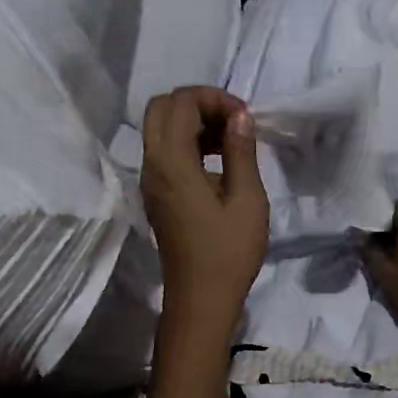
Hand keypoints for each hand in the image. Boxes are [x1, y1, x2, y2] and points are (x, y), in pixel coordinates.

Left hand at [141, 87, 267, 331]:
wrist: (201, 299)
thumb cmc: (229, 252)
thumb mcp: (247, 200)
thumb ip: (241, 152)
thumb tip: (239, 117)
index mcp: (172, 162)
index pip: (181, 102)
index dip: (214, 98)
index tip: (245, 118)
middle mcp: (152, 165)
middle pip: (161, 109)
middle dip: (198, 104)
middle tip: (234, 123)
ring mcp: (150, 183)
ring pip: (160, 130)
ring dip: (192, 124)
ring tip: (231, 142)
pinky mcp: (155, 198)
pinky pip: (164, 154)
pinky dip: (187, 145)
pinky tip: (218, 165)